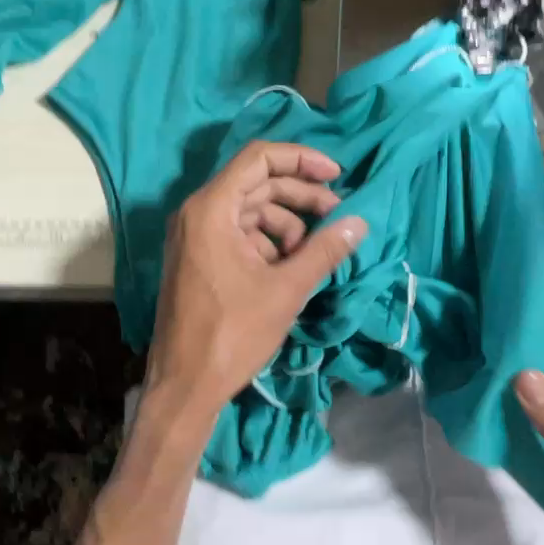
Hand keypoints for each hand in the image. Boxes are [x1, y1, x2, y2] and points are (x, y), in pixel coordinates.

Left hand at [149, 141, 367, 414]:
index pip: (259, 158)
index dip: (301, 159)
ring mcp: (195, 235)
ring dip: (288, 222)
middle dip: (301, 195)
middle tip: (337, 216)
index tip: (336, 175)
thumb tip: (360, 222)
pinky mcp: (199, 256)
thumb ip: (324, 250)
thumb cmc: (232, 334)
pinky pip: (240, 231)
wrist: (183, 387)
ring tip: (314, 251)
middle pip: (258, 182)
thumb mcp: (286, 290)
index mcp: (211, 209)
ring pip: (251, 208)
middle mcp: (197, 212)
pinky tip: (291, 266)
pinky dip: (269, 241)